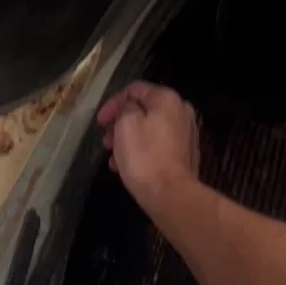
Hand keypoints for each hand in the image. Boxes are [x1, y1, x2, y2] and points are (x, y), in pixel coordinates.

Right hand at [96, 81, 199, 208]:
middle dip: (120, 123)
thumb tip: (128, 107)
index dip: (113, 103)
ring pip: (149, 128)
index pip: (135, 89)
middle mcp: (181, 110)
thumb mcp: (126, 124)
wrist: (172, 195)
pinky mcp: (185, 153)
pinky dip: (142, 150)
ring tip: (113, 158)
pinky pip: (158, 144)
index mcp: (167, 98)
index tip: (100, 122)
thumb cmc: (145, 157)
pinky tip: (126, 167)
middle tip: (106, 141)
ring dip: (128, 139)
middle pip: (143, 109)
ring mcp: (185, 132)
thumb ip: (125, 107)